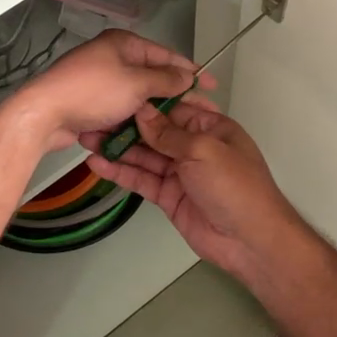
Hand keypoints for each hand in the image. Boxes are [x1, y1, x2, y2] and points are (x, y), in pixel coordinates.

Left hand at [4, 30, 209, 151]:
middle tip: (197, 115)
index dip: (190, 71)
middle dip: (172, 97)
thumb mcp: (136, 83)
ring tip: (176, 131)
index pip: (165, 55)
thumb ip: (165, 80)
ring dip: (150, 114)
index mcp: (123, 44)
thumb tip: (187, 76)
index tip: (211, 86)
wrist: (44, 115)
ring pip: (135, 100)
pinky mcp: (90, 106)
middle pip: (151, 79)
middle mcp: (112, 60)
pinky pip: (118, 114)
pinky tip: (146, 139)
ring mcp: (100, 84)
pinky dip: (129, 124)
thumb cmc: (92, 92)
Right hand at [79, 99, 298, 277]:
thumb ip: (169, 133)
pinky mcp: (168, 196)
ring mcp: (179, 172)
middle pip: (154, 131)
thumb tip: (142, 111)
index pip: (173, 107)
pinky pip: (141, 179)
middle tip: (92, 117)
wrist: (250, 241)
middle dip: (125, 125)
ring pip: (143, 155)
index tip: (116, 94)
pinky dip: (120, 172)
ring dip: (117, 148)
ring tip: (85, 139)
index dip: (145, 102)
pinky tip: (97, 164)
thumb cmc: (236, 187)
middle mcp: (194, 146)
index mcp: (211, 127)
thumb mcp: (204, 151)